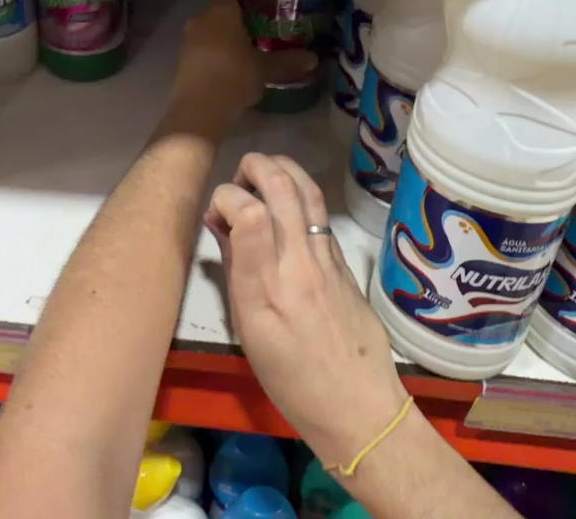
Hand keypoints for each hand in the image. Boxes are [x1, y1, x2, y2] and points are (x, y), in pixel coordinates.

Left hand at [168, 0, 317, 126]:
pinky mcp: (181, 62)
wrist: (199, 107)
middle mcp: (200, 19)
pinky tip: (230, 69)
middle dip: (236, 20)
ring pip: (208, 31)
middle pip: (218, 11)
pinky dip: (213, 55)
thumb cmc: (235, 74)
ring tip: (247, 51)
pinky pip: (201, 50)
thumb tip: (313, 58)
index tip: (261, 4)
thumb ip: (288, 61)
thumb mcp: (265, 68)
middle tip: (259, 30)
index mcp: (220, 11)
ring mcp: (187, 41)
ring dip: (223, 39)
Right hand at [206, 153, 408, 467]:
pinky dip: (297, 193)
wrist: (359, 408)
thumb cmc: (291, 380)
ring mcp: (327, 259)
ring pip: (306, 190)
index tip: (216, 214)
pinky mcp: (345, 262)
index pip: (249, 214)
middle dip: (253, 167)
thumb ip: (235, 272)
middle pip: (281, 187)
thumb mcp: (246, 332)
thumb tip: (223, 227)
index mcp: (267, 288)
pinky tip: (285, 204)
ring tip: (260, 175)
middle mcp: (299, 263)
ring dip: (280, 168)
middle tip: (237, 181)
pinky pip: (320, 212)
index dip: (226, 197)